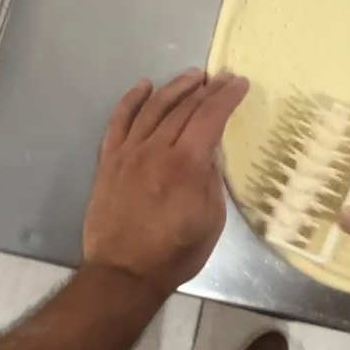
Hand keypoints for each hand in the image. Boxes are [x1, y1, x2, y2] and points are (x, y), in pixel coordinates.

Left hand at [83, 69, 249, 291]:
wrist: (124, 273)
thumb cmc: (175, 253)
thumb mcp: (211, 219)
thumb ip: (210, 178)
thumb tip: (209, 151)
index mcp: (186, 165)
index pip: (210, 117)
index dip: (227, 97)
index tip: (239, 83)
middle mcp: (156, 150)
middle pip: (184, 108)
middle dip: (207, 89)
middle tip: (221, 77)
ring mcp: (129, 153)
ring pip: (153, 107)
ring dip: (175, 87)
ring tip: (192, 76)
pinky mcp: (110, 160)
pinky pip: (119, 121)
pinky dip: (131, 100)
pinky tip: (144, 86)